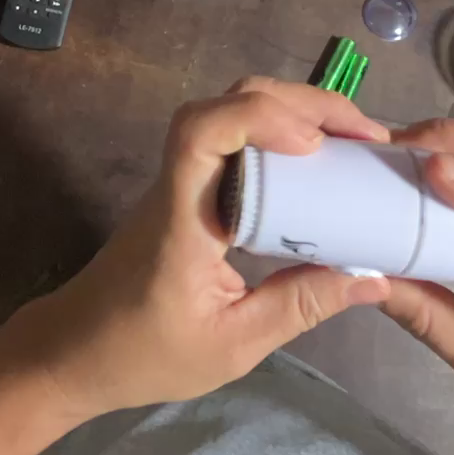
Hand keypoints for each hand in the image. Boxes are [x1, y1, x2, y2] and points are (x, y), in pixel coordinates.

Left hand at [0, 77, 393, 418]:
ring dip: (288, 112)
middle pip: (221, 106)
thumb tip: (374, 276)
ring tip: (348, 139)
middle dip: (295, 102)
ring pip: (226, 114)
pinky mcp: (189, 188)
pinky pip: (231, 141)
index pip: (198, 134)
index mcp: (181, 217)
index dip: (257, 117)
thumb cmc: (145, 352)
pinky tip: (314, 161)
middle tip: (362, 132)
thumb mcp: (234, 344)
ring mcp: (180, 180)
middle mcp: (178, 183)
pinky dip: (276, 135)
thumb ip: (301, 304)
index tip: (314, 143)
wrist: (80, 346)